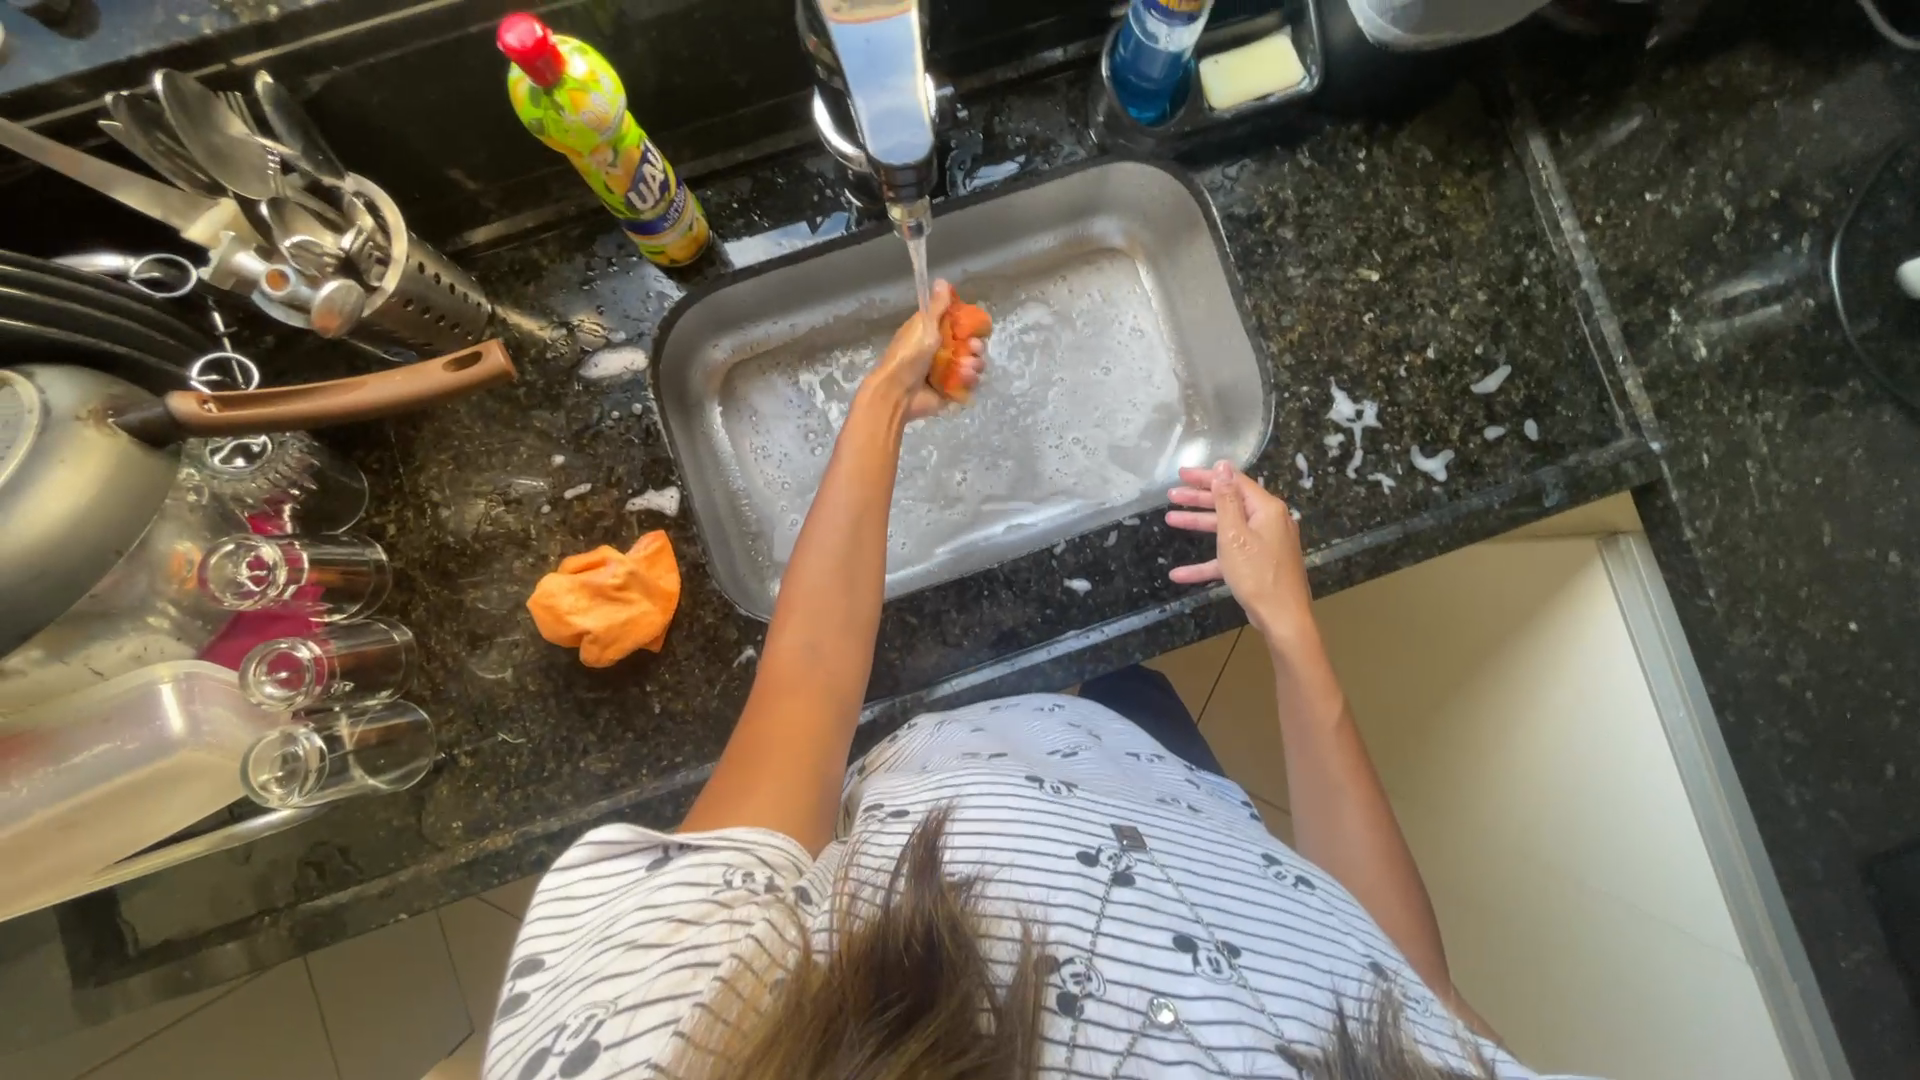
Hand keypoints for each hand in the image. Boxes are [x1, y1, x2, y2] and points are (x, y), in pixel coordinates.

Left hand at [866, 279, 985, 421]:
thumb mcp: (924, 325)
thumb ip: (937, 306)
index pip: (959, 325)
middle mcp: (941, 350)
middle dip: (976, 346)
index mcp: (932, 332)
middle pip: (970, 345)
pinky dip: (970, 380)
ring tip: (967, 367)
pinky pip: (969, 383)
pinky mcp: (950, 390)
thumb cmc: (909, 355)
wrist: (898, 392)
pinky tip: (965, 378)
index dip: (969, 325)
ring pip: (973, 364)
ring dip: (974, 364)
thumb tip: (942, 280)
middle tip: (973, 348)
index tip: (974, 325)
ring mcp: (947, 371)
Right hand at [1165, 461, 1316, 646]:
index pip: (1233, 482)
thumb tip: (1223, 467)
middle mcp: (1268, 521)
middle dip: (1198, 500)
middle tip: (1171, 495)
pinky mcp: (1259, 563)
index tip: (1182, 474)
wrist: (1283, 618)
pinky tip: (1180, 573)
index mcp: (1266, 509)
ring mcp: (1265, 543)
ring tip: (1170, 520)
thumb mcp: (1234, 535)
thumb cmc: (1257, 574)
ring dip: (1198, 525)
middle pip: (1229, 503)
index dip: (1206, 476)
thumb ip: (1226, 500)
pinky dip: (1208, 562)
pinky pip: (1230, 556)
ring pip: (1227, 528)